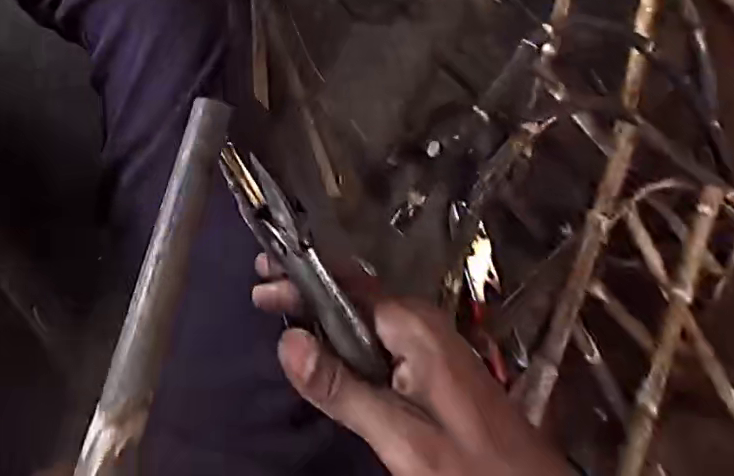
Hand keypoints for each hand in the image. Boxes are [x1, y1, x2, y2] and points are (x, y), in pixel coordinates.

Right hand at [252, 256, 570, 475]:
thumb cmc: (475, 470)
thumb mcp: (403, 438)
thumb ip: (342, 388)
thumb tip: (284, 341)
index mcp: (411, 323)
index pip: (340, 282)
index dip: (298, 278)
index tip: (259, 277)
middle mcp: (418, 321)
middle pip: (347, 293)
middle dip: (303, 292)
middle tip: (260, 295)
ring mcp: (427, 344)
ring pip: (359, 316)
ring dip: (319, 316)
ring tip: (281, 316)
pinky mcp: (430, 368)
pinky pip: (374, 339)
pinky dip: (341, 338)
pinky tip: (321, 348)